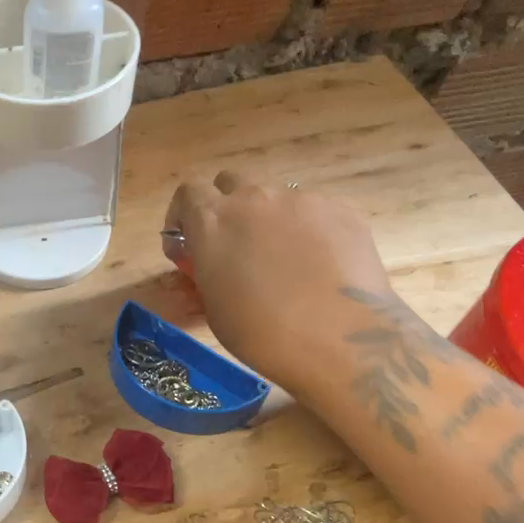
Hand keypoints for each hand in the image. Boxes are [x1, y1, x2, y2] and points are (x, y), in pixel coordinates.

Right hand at [164, 171, 391, 383]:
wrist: (338, 339)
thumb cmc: (260, 332)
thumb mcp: (213, 305)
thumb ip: (206, 269)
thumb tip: (211, 259)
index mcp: (213, 221)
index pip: (188, 193)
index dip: (183, 216)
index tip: (187, 244)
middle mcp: (254, 198)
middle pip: (231, 183)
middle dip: (226, 208)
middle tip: (234, 246)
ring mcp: (301, 200)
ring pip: (274, 198)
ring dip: (267, 219)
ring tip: (282, 260)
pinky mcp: (340, 210)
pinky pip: (312, 212)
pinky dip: (306, 231)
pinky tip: (317, 266)